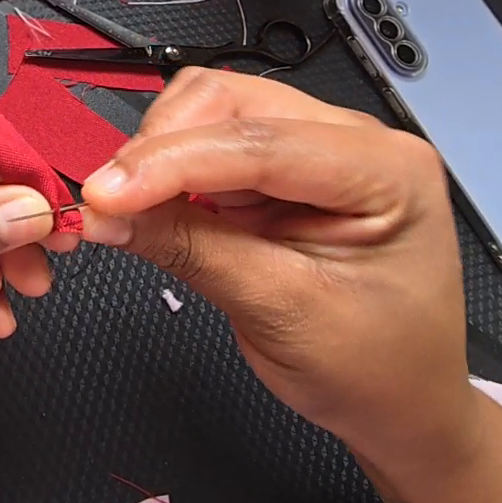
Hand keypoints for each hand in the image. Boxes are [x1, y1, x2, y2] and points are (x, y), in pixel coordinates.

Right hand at [78, 70, 477, 459]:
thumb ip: (187, 249)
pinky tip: (153, 202)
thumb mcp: (279, 311)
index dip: (172, 162)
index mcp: (385, 170)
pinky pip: (200, 137)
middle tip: (111, 199)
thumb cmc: (372, 366)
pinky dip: (164, 164)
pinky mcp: (270, 161)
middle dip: (161, 145)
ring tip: (134, 205)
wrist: (398, 400)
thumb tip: (103, 213)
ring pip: (204, 108)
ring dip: (157, 150)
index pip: (260, 143)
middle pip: (228, 102)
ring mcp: (307, 142)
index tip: (105, 194)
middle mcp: (348, 137)